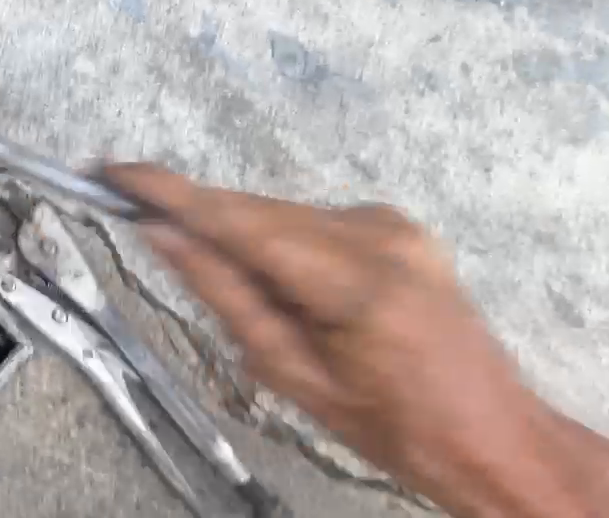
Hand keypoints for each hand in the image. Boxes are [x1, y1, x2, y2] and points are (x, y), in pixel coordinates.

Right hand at [109, 165, 608, 517]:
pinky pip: (298, 216)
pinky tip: (268, 272)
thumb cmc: (388, 425)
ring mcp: (390, 224)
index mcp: (355, 282)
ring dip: (229, 228)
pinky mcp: (392, 224)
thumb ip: (220, 290)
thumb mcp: (288, 370)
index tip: (109, 169)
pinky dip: (265, 233)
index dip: (166, 190)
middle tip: (137, 219)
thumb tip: (157, 231)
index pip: (237, 218)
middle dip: (193, 215)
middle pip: (250, 210)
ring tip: (223, 275)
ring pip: (271, 210)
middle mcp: (376, 236)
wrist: (499, 440)